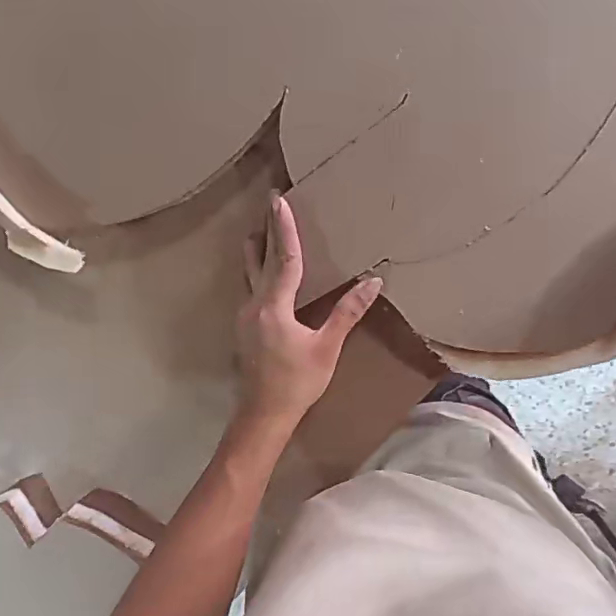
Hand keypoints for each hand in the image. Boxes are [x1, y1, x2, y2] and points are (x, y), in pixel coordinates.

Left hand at [236, 195, 382, 424]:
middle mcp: (253, 307)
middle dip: (268, 230)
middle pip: (261, 261)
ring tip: (260, 229)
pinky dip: (258, 273)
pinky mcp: (244, 329)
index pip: (284, 260)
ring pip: (250, 276)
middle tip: (269, 202)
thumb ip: (346, 313)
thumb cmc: (297, 383)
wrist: (263, 414)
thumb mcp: (326, 348)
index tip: (280, 201)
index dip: (285, 229)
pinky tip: (262, 274)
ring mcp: (244, 318)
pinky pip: (251, 291)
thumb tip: (372, 282)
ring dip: (258, 251)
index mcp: (273, 308)